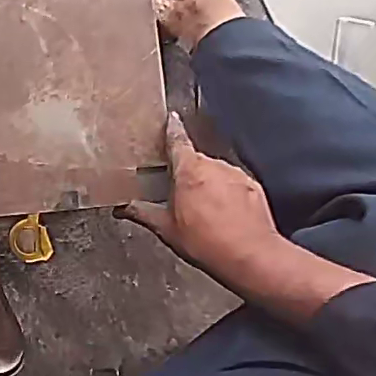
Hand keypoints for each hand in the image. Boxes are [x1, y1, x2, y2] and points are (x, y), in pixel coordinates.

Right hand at [117, 113, 373, 322]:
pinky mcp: (253, 187)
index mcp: (189, 170)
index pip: (177, 141)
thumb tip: (123, 209)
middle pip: (195, 160)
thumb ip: (142, 213)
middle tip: (177, 191)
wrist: (250, 256)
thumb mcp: (165, 228)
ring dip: (206, 184)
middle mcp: (214, 166)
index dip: (172, 129)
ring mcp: (236, 175)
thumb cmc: (206, 242)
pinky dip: (225, 193)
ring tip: (200, 208)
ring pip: (214, 172)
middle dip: (186, 172)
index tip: (171, 119)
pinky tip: (220, 214)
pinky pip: (233, 183)